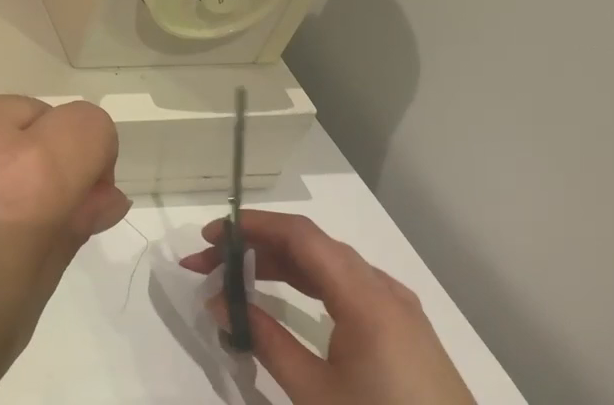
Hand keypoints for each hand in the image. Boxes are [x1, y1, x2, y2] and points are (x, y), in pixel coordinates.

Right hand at [180, 210, 474, 404]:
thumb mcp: (315, 392)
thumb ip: (265, 339)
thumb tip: (219, 302)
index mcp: (366, 298)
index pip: (299, 234)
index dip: (249, 226)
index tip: (208, 239)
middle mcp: (385, 290)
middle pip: (311, 245)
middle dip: (255, 245)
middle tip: (209, 265)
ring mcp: (400, 310)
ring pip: (329, 264)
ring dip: (279, 262)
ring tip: (237, 277)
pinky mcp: (405, 330)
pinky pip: (348, 285)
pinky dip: (307, 279)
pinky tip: (287, 295)